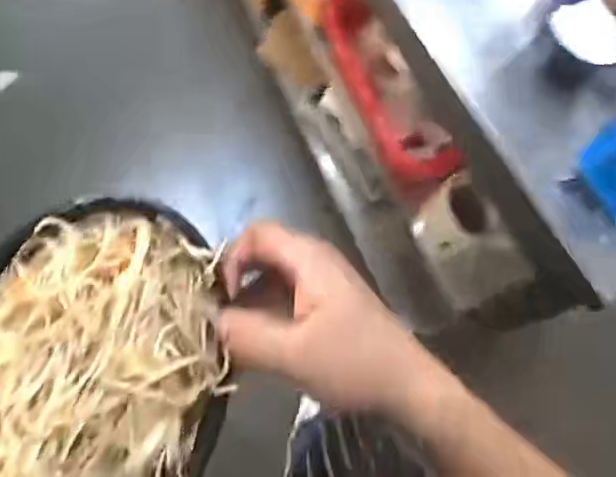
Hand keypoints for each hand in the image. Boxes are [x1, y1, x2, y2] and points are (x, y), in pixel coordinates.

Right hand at [217, 222, 447, 414]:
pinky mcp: (325, 299)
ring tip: (234, 340)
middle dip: (236, 281)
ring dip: (250, 301)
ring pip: (272, 275)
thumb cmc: (353, 361)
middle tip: (220, 320)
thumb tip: (209, 319)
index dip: (231, 258)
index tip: (223, 299)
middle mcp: (312, 257)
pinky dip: (266, 312)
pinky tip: (257, 346)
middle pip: (262, 252)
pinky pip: (285, 293)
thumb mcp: (294, 354)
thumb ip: (247, 335)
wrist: (406, 382)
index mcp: (307, 256)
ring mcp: (320, 277)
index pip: (256, 233)